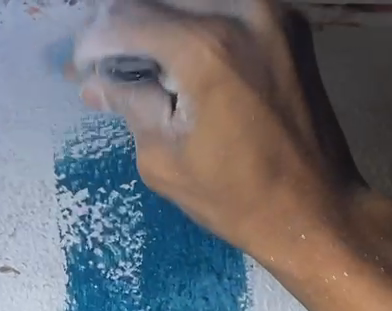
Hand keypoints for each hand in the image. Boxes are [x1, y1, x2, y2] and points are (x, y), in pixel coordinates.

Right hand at [72, 0, 365, 271]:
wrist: (313, 209)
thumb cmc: (234, 198)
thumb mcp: (165, 161)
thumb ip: (129, 106)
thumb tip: (95, 83)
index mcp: (206, 49)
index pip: (129, 21)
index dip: (94, 42)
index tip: (79, 66)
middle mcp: (242, 11)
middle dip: (125, 23)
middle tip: (105, 60)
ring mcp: (272, 11)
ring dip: (161, 19)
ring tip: (140, 56)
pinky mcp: (289, 22)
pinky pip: (228, 4)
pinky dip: (197, 20)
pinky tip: (181, 52)